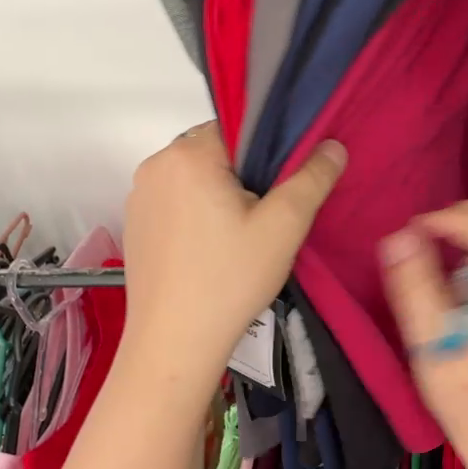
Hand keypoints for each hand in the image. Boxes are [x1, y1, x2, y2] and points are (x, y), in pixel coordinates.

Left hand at [119, 122, 345, 388]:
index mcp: (189, 154)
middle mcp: (156, 164)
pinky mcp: (134, 224)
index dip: (267, 150)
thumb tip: (333, 146)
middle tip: (269, 215)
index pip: (237, 126)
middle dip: (244, 174)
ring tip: (244, 235)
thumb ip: (312, 178)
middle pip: (215, 150)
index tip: (284, 184)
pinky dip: (198, 213)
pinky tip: (215, 249)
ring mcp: (139, 195)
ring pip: (195, 177)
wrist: (174, 342)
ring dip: (221, 194)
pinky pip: (175, 201)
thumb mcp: (284, 226)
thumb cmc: (230, 279)